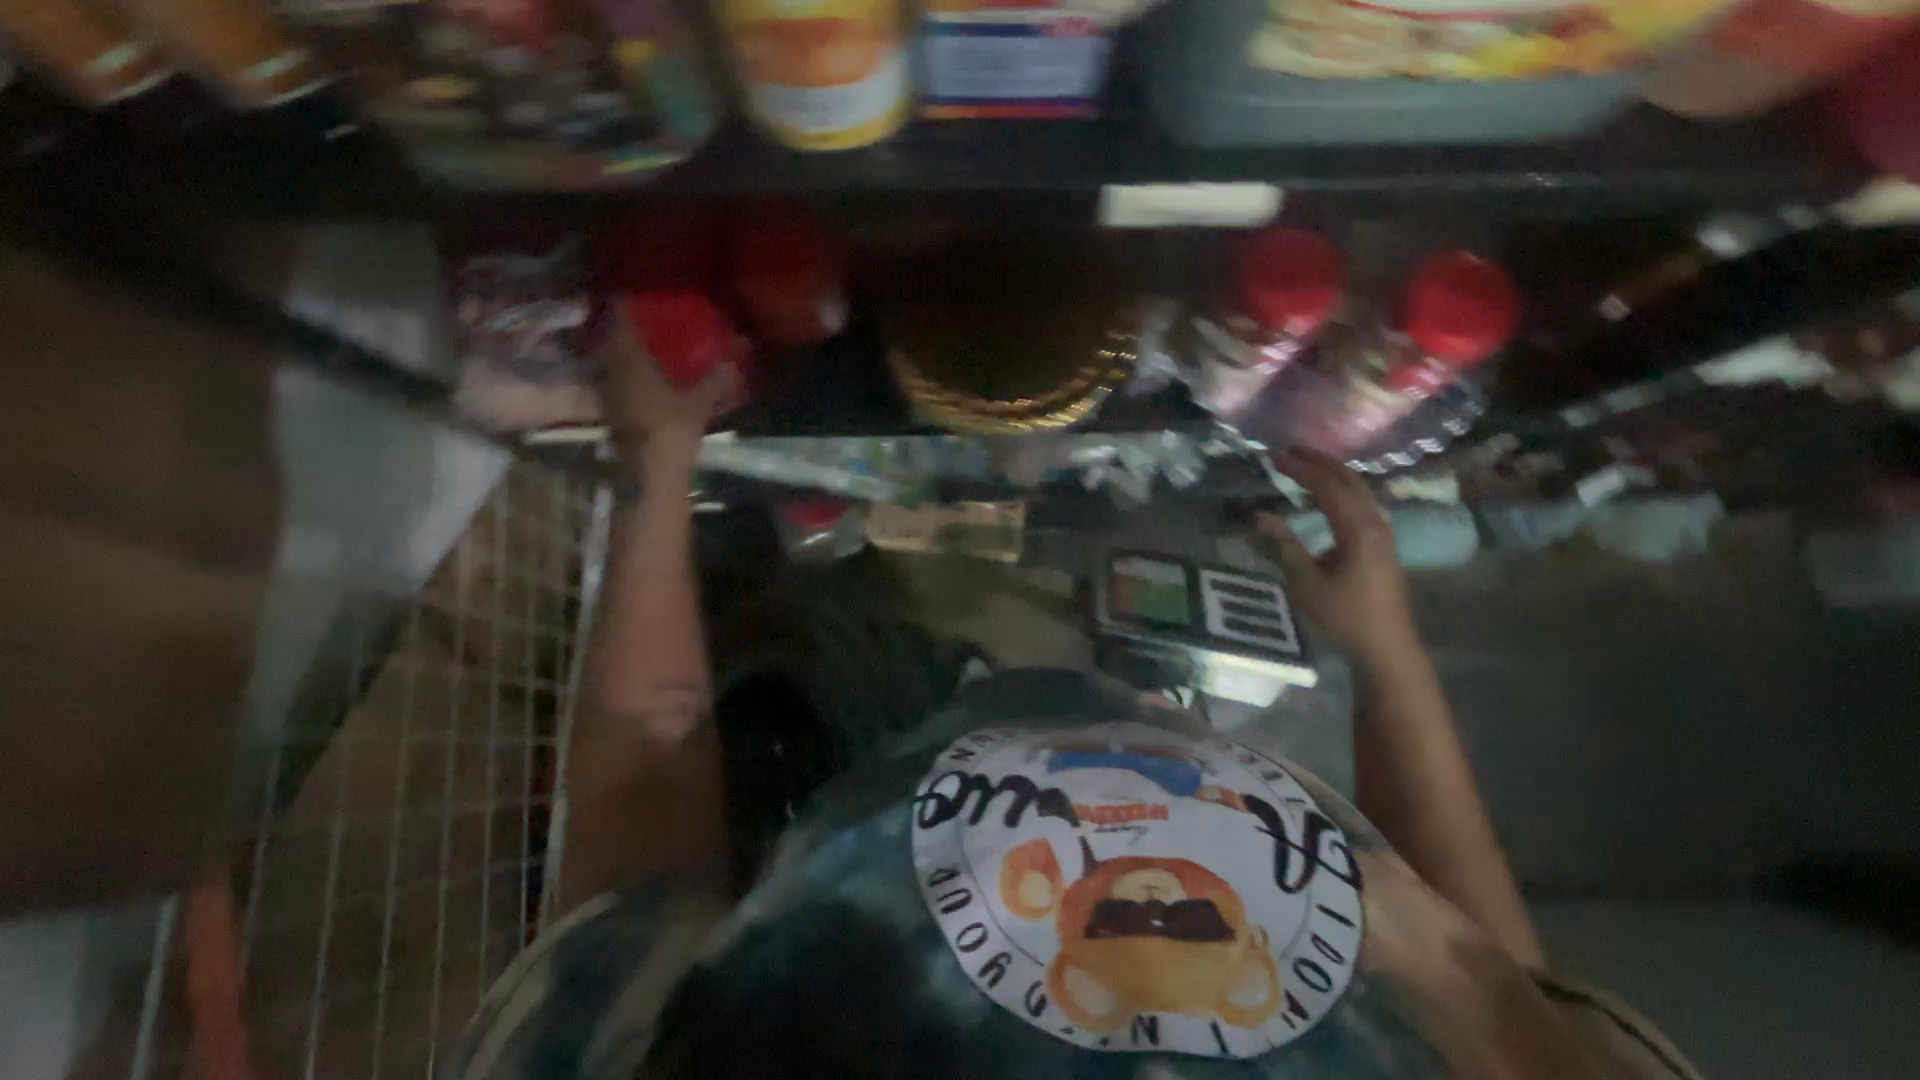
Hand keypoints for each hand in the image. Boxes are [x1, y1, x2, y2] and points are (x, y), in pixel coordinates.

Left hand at [597, 297, 740, 476]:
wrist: (648, 476)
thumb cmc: (669, 431)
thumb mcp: (698, 404)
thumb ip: (714, 381)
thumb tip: (733, 362)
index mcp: (627, 358)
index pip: (621, 315)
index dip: (629, 298)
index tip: (641, 287)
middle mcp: (610, 369)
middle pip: (614, 336)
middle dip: (630, 324)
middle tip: (652, 313)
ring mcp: (609, 392)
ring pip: (616, 360)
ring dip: (631, 350)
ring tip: (654, 341)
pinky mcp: (614, 412)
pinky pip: (622, 381)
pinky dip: (635, 373)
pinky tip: (653, 374)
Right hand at [1254, 450, 1418, 667]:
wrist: (1386, 646)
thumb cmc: (1344, 616)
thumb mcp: (1306, 582)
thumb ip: (1284, 544)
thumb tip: (1259, 515)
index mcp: (1358, 528)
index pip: (1327, 486)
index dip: (1300, 468)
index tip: (1274, 457)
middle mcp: (1376, 523)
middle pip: (1350, 480)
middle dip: (1320, 462)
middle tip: (1291, 450)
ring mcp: (1384, 533)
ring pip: (1360, 490)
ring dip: (1334, 474)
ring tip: (1308, 466)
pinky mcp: (1383, 545)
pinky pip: (1363, 503)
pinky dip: (1343, 490)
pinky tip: (1330, 496)